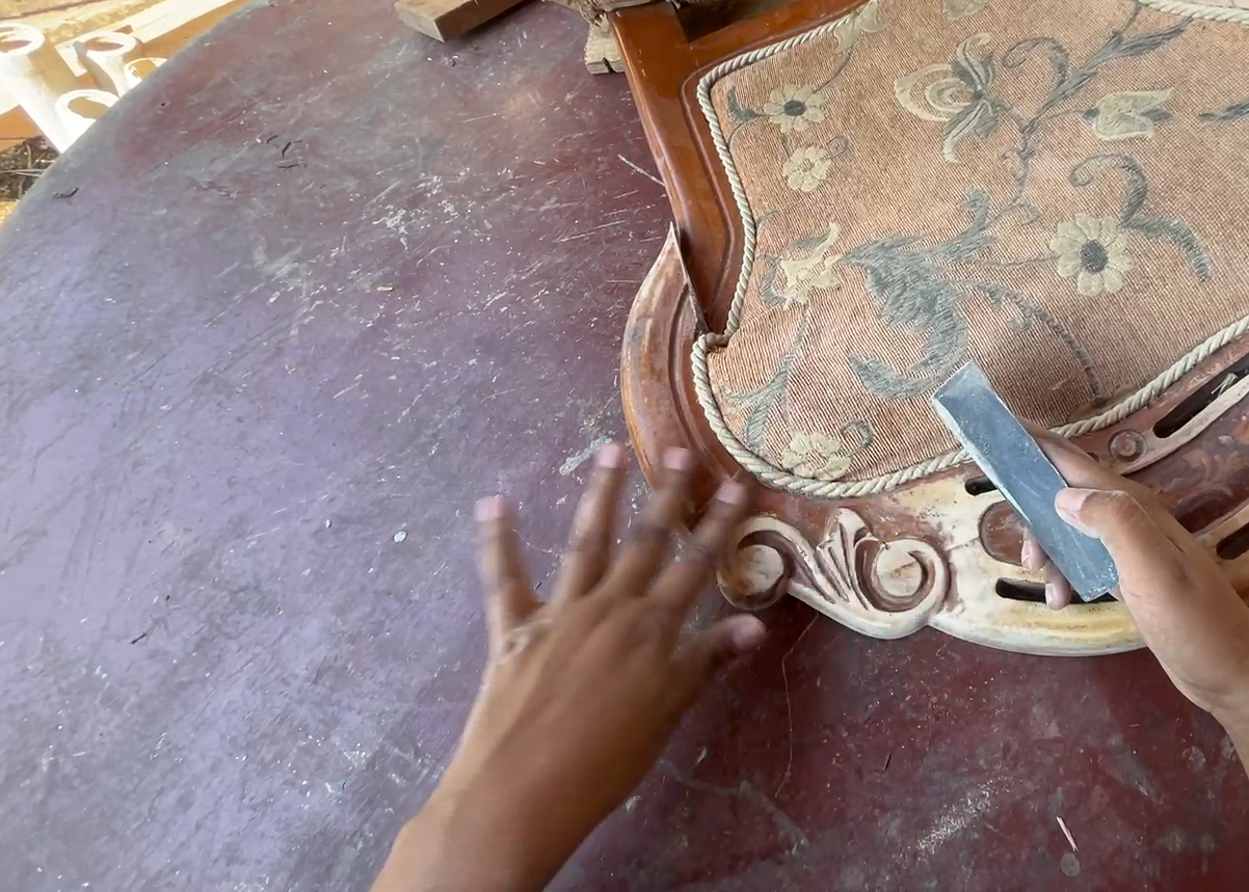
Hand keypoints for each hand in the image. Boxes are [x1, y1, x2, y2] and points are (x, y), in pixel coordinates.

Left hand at [374, 445, 765, 891]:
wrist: (520, 797)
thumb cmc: (607, 760)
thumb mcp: (670, 711)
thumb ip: (709, 660)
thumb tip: (756, 625)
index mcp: (653, 627)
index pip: (697, 564)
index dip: (719, 523)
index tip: (735, 484)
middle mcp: (611, 606)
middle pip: (646, 540)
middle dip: (667, 493)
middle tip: (679, 450)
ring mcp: (561, 612)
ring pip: (587, 542)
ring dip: (600, 494)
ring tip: (609, 450)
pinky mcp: (514, 628)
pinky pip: (504, 579)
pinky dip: (497, 540)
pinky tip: (492, 502)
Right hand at [1021, 433, 1248, 716]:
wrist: (1233, 673)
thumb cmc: (1195, 622)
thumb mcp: (1153, 570)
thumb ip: (1113, 523)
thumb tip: (1062, 496)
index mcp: (1132, 506)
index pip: (1073, 460)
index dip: (1034, 440)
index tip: (995, 425)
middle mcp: (1127, 515)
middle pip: (1062, 493)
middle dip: (1032, 513)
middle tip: (1027, 556)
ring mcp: (1127, 544)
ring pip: (1066, 528)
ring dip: (1047, 550)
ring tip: (1048, 587)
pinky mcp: (1125, 571)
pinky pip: (1079, 557)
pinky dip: (1063, 573)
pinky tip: (1063, 600)